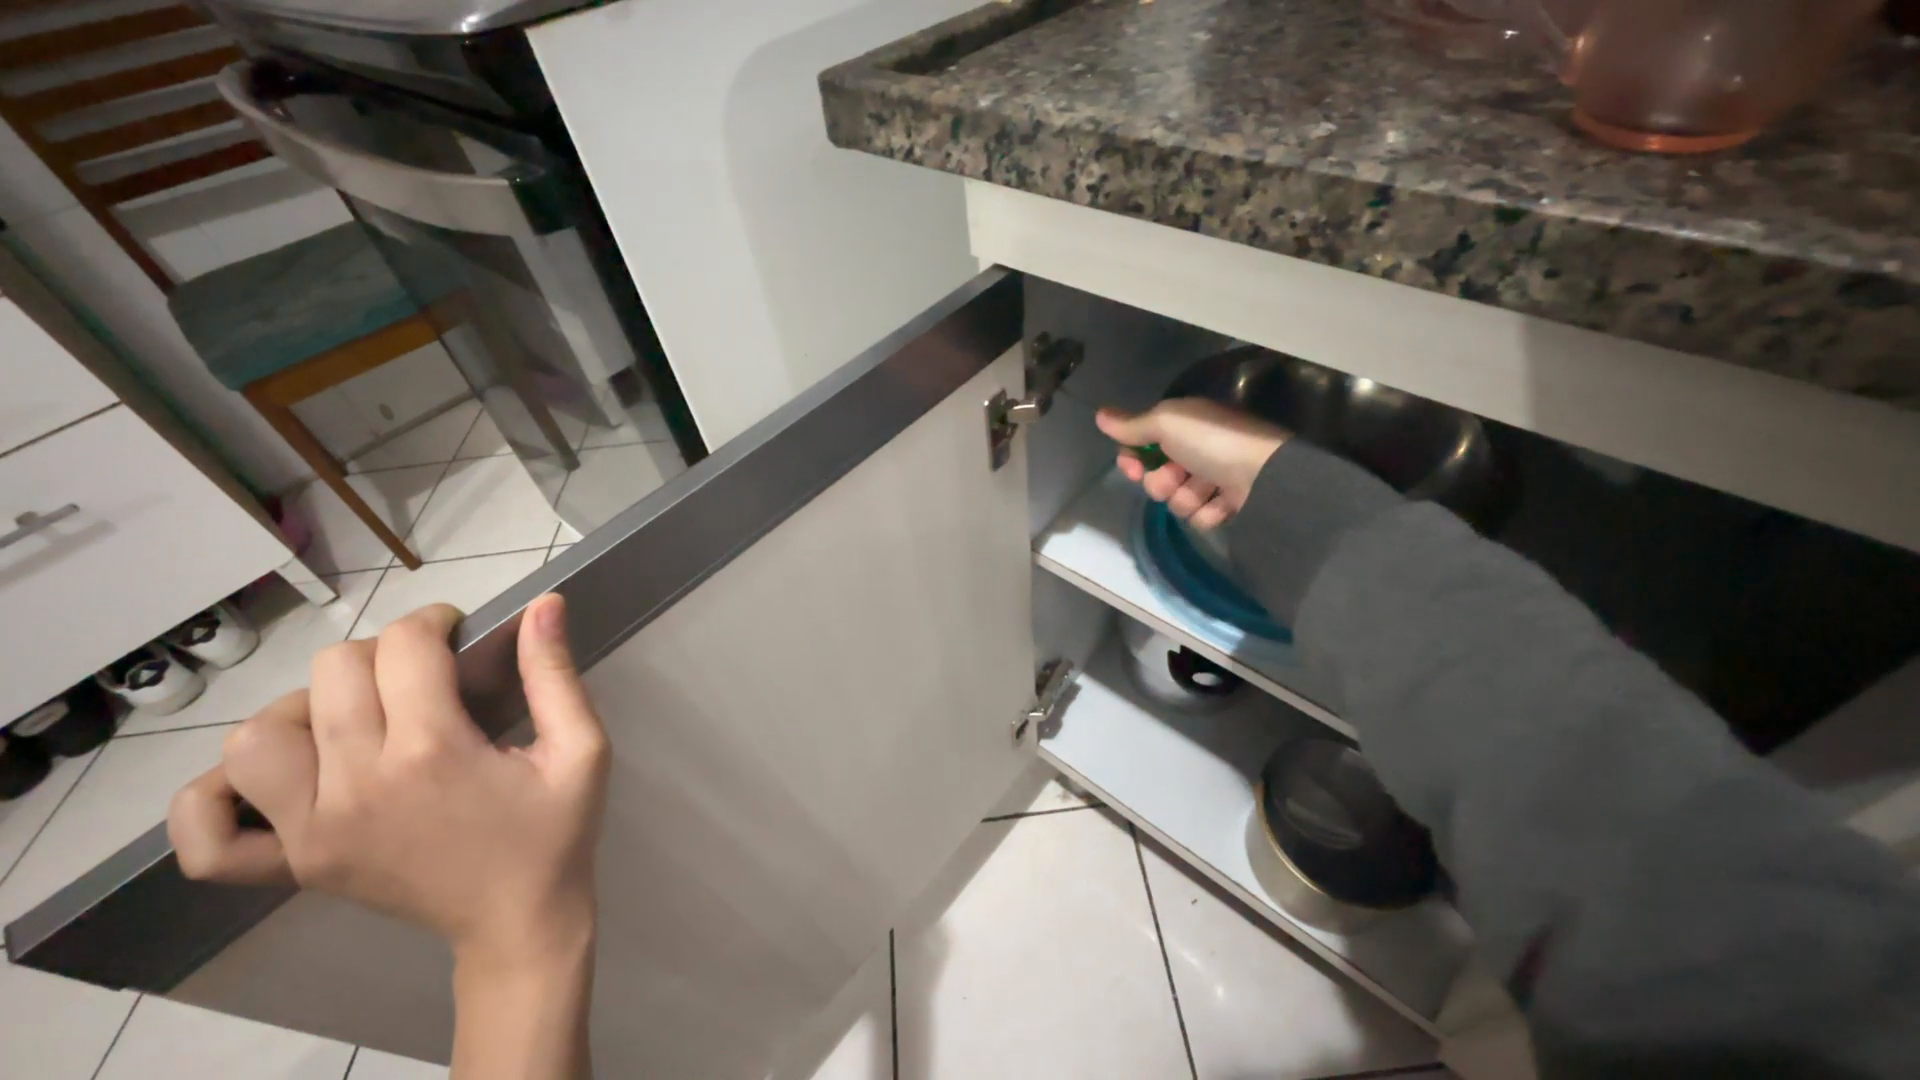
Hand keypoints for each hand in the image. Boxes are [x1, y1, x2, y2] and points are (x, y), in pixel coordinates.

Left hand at [169, 594, 610, 969]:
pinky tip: (277, 779)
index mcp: (434, 751)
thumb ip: (555, 675)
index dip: (433, 621)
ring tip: (357, 719)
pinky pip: (208, 834)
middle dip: (382, 653)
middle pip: (334, 672)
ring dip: (306, 709)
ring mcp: (313, 830)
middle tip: (422, 676)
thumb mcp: (582, 750)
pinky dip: (217, 798)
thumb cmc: (554, 830)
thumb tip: (544, 603)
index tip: (457, 632)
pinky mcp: (292, 865)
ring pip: (259, 736)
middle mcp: (359, 785)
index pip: (405, 646)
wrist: (518, 919)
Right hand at [1096, 399, 1289, 528]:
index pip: (1143, 446)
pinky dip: (1208, 512)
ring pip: (1178, 500)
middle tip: (1177, 476)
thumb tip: (1100, 415)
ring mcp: (1214, 479)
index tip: (1133, 467)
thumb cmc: (1212, 440)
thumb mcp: (1166, 422)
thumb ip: (1131, 425)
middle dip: (1161, 481)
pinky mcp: (1230, 506)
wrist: (1265, 472)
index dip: (1133, 460)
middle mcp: (1197, 451)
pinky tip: (1223, 504)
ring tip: (1206, 489)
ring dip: (1186, 497)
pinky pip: (1201, 517)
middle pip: (1157, 477)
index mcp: (1184, 427)